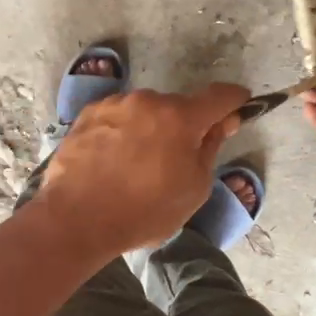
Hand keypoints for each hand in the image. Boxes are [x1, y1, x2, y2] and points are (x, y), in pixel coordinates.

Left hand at [34, 83, 248, 256]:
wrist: (76, 219)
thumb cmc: (144, 211)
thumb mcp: (193, 189)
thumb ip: (209, 150)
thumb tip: (220, 125)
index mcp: (180, 117)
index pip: (219, 96)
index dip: (234, 101)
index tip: (239, 106)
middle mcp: (147, 101)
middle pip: (177, 107)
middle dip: (183, 126)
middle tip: (174, 160)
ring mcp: (113, 105)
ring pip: (144, 112)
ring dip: (149, 129)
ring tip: (135, 166)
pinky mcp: (86, 115)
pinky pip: (117, 119)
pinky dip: (121, 133)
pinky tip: (112, 162)